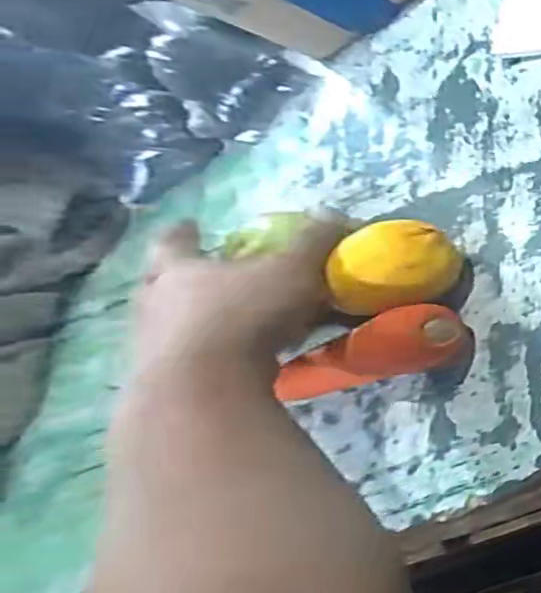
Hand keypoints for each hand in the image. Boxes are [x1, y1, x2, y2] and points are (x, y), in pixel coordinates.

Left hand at [132, 214, 348, 382]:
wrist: (206, 381)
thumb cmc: (246, 312)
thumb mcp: (294, 269)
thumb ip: (314, 241)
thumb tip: (332, 212)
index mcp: (179, 269)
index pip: (175, 242)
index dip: (184, 233)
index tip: (190, 224)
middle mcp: (156, 300)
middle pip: (164, 281)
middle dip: (184, 275)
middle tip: (209, 271)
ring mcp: (157, 338)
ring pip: (176, 317)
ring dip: (200, 313)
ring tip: (232, 313)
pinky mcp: (169, 370)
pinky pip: (196, 348)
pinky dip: (217, 344)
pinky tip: (242, 348)